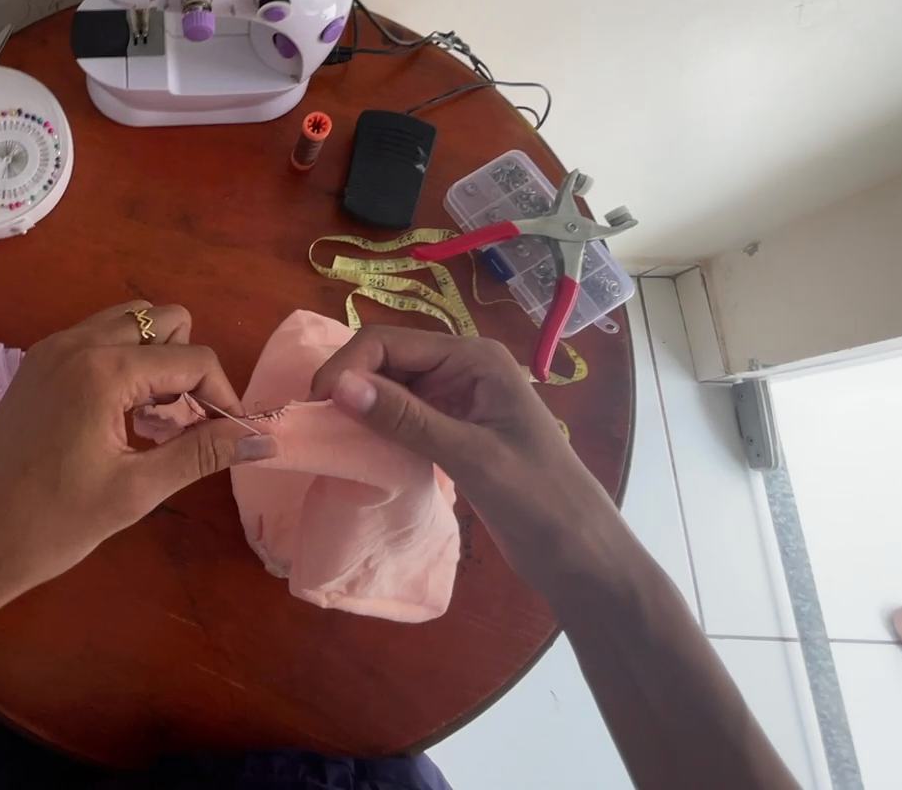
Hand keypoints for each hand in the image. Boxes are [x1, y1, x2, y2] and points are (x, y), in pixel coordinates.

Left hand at [0, 301, 278, 602]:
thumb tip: (264, 438)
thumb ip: (202, 453)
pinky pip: (97, 341)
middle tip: (181, 425)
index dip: (223, 397)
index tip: (229, 438)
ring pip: (129, 324)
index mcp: (103, 369)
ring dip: (155, 362)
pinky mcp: (36, 364)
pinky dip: (123, 365)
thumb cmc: (51, 525)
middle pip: (163, 321)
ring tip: (151, 422)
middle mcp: (77, 342)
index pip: (193, 359)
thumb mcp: (135, 491)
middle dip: (186, 366)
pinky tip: (117, 418)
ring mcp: (51, 349)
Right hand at [307, 327, 618, 588]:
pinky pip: (401, 411)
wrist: (584, 559)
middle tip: (317, 420)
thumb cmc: (541, 501)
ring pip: (390, 385)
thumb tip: (338, 386)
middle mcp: (462, 367)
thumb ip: (405, 418)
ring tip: (332, 432)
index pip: (390, 342)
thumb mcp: (471, 456)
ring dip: (359, 403)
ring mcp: (457, 397)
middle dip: (349, 382)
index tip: (317, 404)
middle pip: (387, 358)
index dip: (347, 366)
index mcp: (474, 357)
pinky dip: (376, 423)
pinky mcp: (451, 426)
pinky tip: (361, 443)